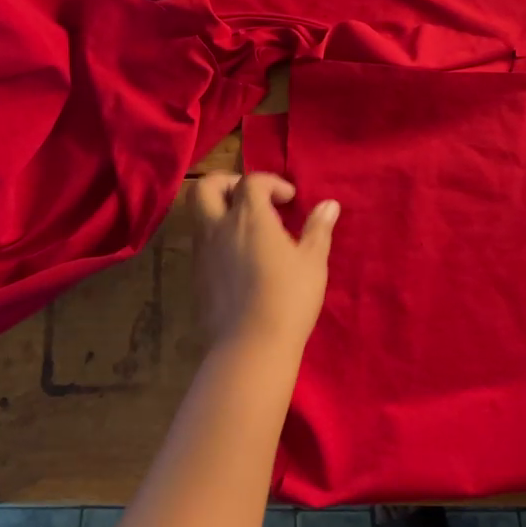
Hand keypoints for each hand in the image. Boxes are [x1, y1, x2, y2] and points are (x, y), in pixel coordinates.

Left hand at [191, 172, 339, 352]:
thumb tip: (329, 205)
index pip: (251, 181)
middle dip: (227, 182)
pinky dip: (216, 237)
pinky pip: (200, 243)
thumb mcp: (312, 261)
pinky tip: (237, 257)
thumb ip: (318, 228)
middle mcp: (218, 227)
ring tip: (246, 228)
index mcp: (248, 216)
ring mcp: (202, 251)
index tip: (289, 200)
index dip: (271, 183)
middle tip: (252, 198)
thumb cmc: (289, 297)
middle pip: (207, 186)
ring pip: (198, 214)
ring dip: (219, 210)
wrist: (251, 345)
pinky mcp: (196, 276)